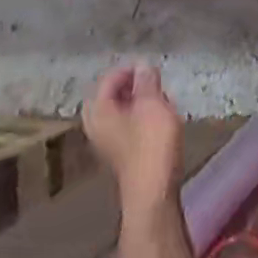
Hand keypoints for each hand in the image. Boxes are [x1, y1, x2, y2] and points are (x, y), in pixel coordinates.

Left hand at [84, 63, 182, 209]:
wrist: (153, 190)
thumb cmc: (151, 143)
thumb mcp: (152, 105)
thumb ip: (146, 82)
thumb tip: (142, 66)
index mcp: (98, 111)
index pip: (108, 80)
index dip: (130, 69)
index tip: (152, 66)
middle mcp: (97, 125)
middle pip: (111, 96)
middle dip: (132, 86)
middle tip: (155, 81)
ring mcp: (107, 142)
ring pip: (120, 112)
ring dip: (138, 101)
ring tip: (161, 98)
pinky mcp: (122, 154)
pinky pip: (127, 126)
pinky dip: (140, 117)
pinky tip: (159, 119)